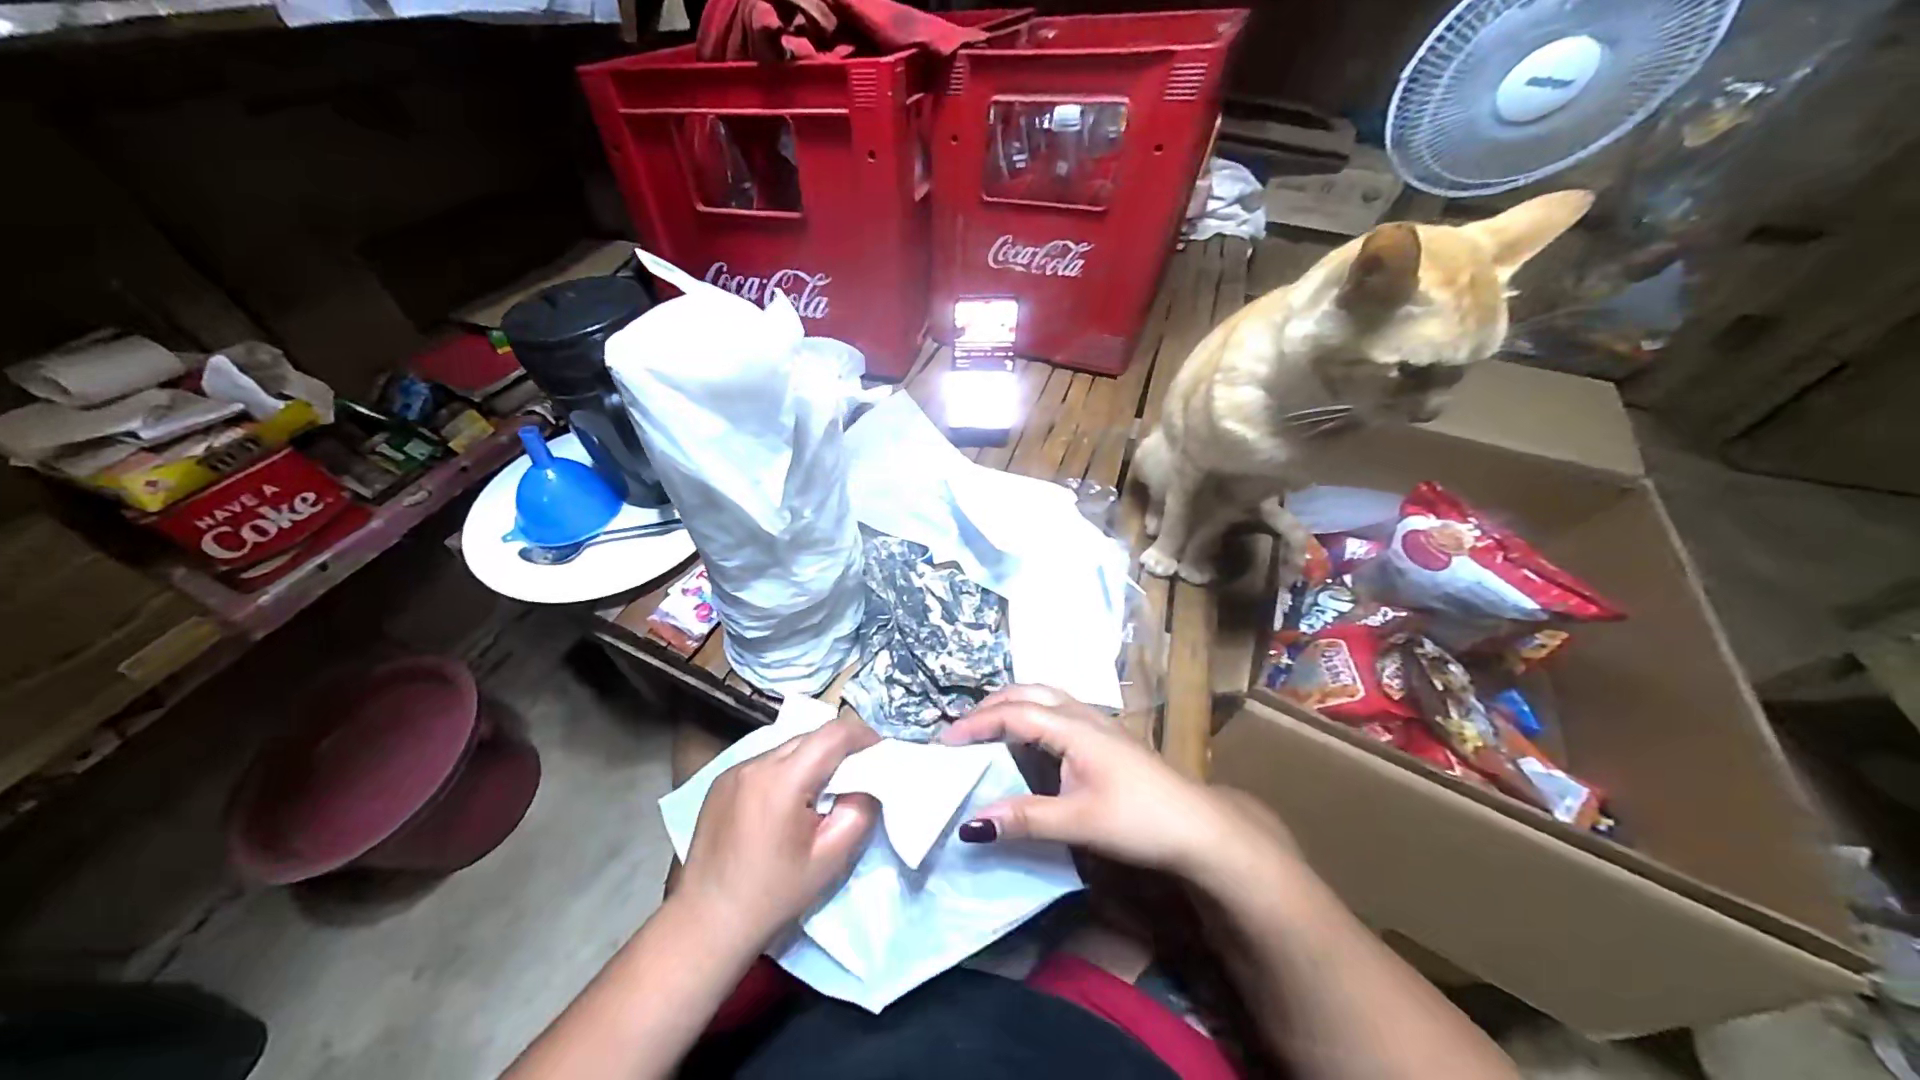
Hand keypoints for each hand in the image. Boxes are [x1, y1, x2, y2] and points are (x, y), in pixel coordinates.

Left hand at [675, 715, 881, 953]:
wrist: (707, 922)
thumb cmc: (774, 894)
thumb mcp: (831, 857)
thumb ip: (859, 810)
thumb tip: (868, 781)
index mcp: (782, 780)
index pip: (833, 734)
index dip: (863, 736)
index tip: (880, 752)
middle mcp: (755, 764)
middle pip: (810, 737)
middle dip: (839, 749)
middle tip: (857, 776)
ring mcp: (733, 770)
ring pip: (787, 749)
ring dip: (811, 760)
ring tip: (821, 793)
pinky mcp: (720, 783)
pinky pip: (765, 764)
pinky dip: (785, 772)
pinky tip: (786, 804)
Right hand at [939, 685, 1295, 888]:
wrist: (1200, 826)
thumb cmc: (1140, 819)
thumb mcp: (1079, 822)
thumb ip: (1025, 818)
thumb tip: (971, 823)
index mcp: (1074, 728)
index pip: (1014, 714)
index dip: (976, 724)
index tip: (944, 742)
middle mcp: (1084, 715)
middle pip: (1028, 693)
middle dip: (990, 705)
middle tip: (960, 730)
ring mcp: (1098, 723)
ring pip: (1045, 696)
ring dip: (1012, 704)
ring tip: (986, 727)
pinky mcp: (1107, 736)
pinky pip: (1058, 708)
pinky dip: (1031, 713)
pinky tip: (1029, 738)